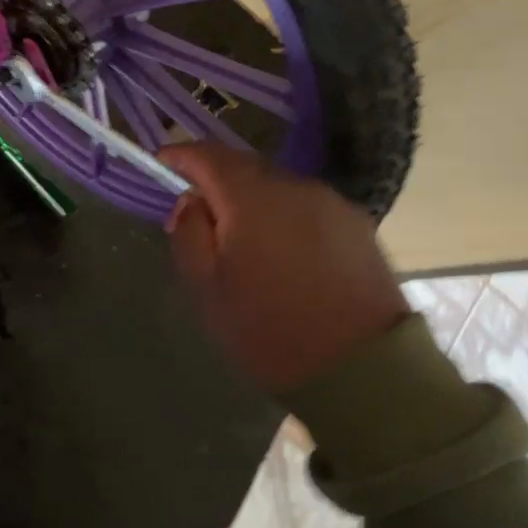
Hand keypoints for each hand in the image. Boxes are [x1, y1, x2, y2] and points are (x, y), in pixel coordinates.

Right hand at [161, 143, 408, 390]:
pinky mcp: (359, 227)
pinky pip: (307, 207)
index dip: (180, 155)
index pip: (208, 154)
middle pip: (244, 166)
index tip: (161, 164)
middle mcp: (294, 186)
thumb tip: (190, 202)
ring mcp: (333, 204)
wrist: (367, 374)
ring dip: (253, 200)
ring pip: (277, 186)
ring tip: (244, 237)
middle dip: (216, 180)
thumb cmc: (271, 331)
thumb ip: (189, 233)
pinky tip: (285, 252)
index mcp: (251, 197)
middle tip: (198, 211)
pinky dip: (285, 216)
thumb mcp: (207, 288)